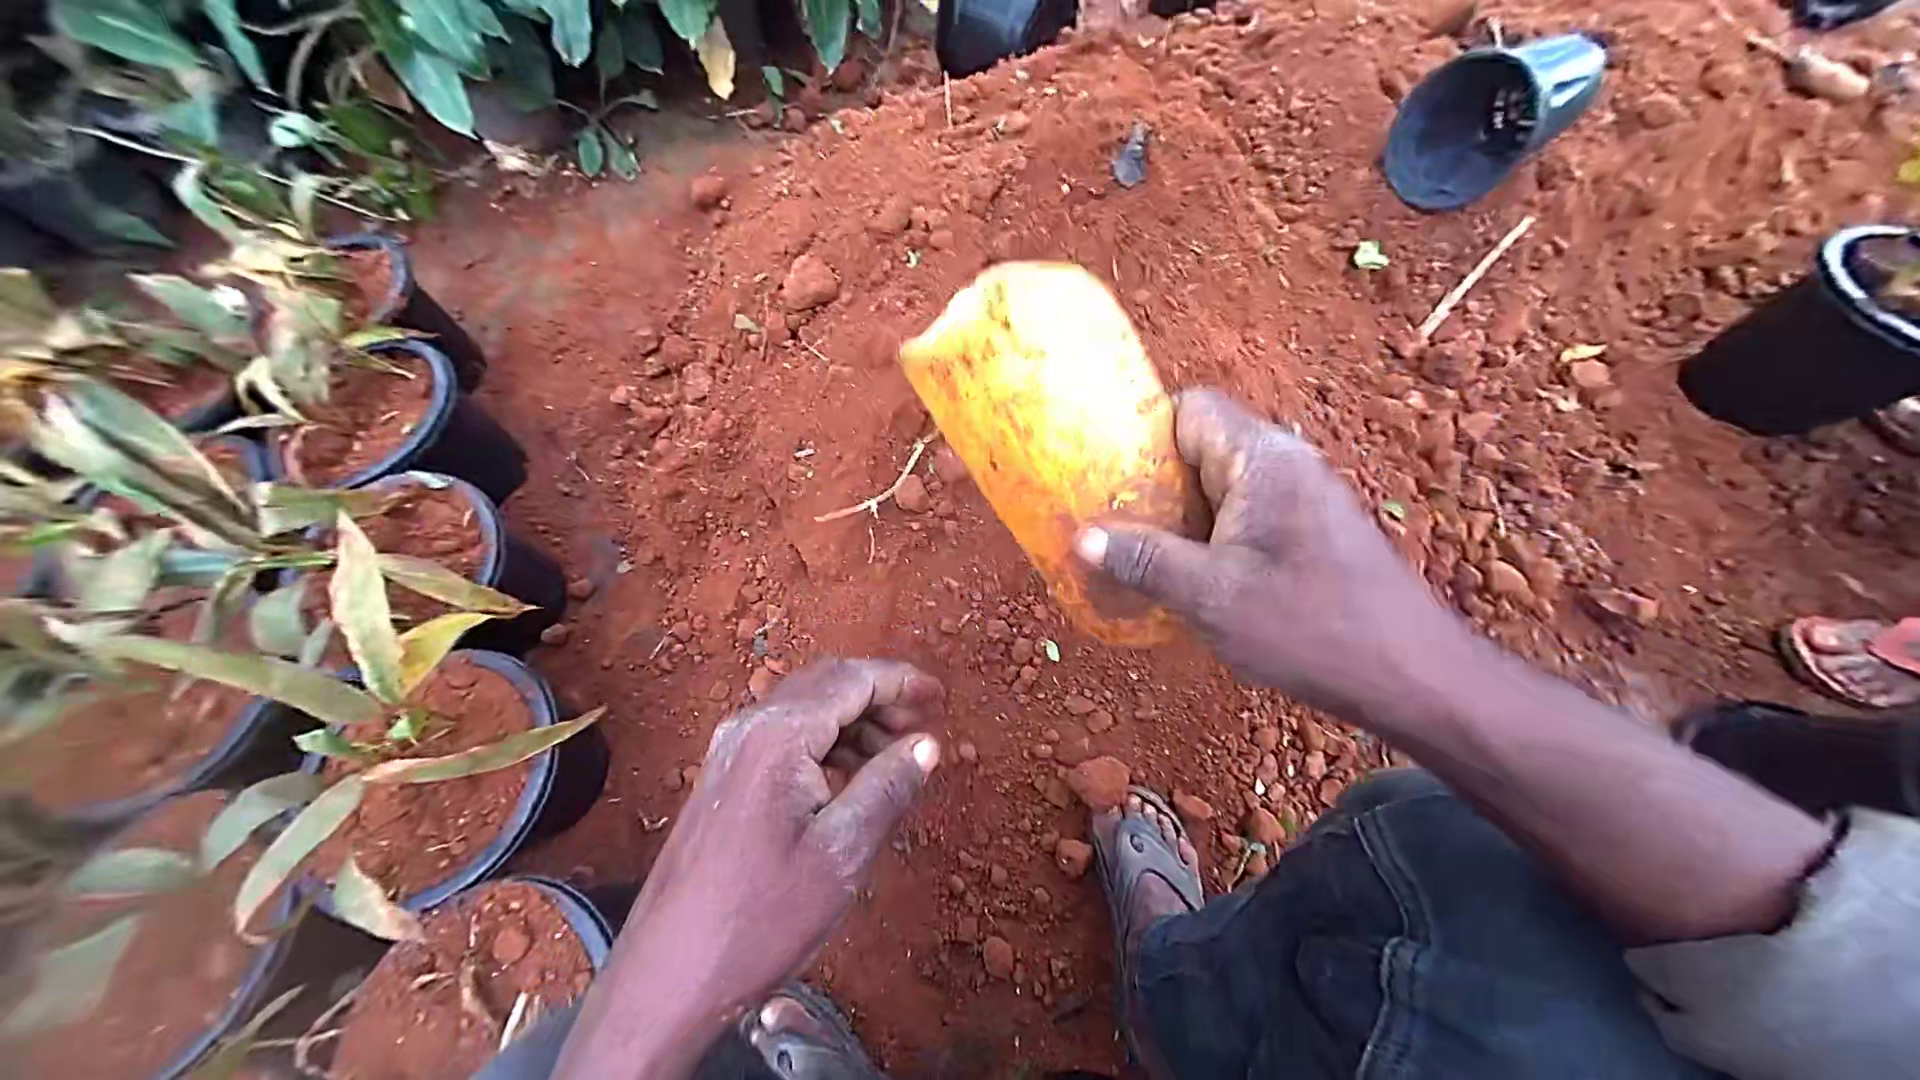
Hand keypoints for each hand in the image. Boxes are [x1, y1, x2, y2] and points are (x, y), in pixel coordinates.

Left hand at [562, 659, 941, 1078]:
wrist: (666, 981)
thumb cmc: (760, 918)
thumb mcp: (841, 853)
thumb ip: (888, 786)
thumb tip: (927, 744)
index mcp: (778, 735)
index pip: (851, 680)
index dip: (901, 681)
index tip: (939, 695)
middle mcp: (749, 728)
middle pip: (827, 683)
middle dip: (879, 695)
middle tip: (921, 724)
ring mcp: (731, 749)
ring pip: (807, 707)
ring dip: (855, 719)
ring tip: (894, 754)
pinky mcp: (726, 775)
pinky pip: (787, 735)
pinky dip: (828, 741)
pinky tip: (851, 776)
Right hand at [1074, 389, 1472, 725]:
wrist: (1409, 675)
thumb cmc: (1309, 627)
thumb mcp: (1210, 595)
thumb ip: (1144, 560)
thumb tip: (1082, 538)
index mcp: (1261, 461)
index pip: (1191, 408)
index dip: (1143, 430)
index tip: (1104, 467)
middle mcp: (1283, 464)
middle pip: (1200, 445)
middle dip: (1150, 478)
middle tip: (1109, 516)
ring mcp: (1298, 496)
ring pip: (1217, 482)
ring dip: (1176, 510)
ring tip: (1135, 546)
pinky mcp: (1304, 528)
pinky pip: (1239, 510)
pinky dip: (1205, 530)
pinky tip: (1184, 570)